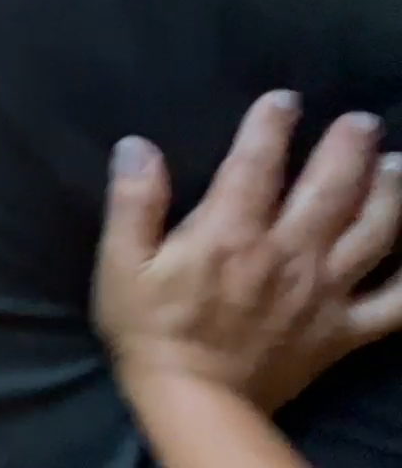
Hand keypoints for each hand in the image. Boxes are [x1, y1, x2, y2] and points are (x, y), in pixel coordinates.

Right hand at [95, 90, 401, 411]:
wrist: (194, 392)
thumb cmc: (144, 319)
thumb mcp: (120, 257)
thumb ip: (133, 200)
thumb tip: (138, 145)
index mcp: (228, 234)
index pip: (256, 169)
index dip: (271, 130)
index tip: (284, 100)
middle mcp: (287, 255)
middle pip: (329, 195)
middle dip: (348, 154)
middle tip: (363, 121)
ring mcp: (325, 294)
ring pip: (375, 237)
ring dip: (391, 196)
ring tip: (401, 165)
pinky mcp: (347, 330)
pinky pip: (400, 303)